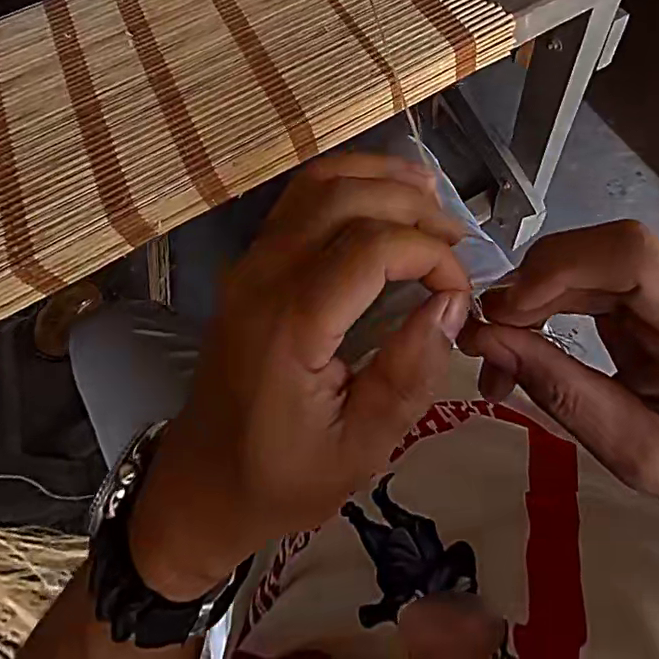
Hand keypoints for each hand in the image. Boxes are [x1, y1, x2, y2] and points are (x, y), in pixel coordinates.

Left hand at [127, 154, 473, 599]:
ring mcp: (252, 260)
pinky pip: (303, 196)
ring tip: (430, 194)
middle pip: (345, 199)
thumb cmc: (281, 476)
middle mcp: (264, 277)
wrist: (200, 481)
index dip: (428, 255)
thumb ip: (409, 375)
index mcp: (289, 327)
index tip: (459, 289)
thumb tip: (452, 304)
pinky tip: (385, 191)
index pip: (370, 250)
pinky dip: (351, 179)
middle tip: (457, 237)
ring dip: (381, 178)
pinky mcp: (254, 258)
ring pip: (320, 182)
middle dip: (412, 207)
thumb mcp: (359, 451)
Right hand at [458, 220, 658, 512]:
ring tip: (495, 358)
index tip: (505, 313)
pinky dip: (539, 304)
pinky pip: (578, 275)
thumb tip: (487, 340)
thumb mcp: (642, 455)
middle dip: (527, 290)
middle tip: (484, 348)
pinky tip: (519, 342)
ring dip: (525, 300)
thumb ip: (565, 395)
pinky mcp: (642, 279)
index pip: (632, 256)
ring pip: (576, 258)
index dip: (560, 268)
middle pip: (593, 250)